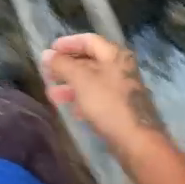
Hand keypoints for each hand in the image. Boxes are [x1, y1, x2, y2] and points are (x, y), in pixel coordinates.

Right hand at [41, 32, 168, 156]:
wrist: (138, 143)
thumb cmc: (108, 104)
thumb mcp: (81, 80)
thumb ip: (62, 64)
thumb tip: (46, 54)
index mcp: (114, 55)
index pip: (88, 40)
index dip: (68, 43)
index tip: (50, 50)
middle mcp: (121, 68)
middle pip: (89, 61)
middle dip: (66, 67)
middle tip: (48, 74)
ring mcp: (123, 90)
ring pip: (92, 82)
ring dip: (71, 86)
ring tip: (52, 94)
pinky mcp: (122, 110)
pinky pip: (98, 98)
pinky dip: (83, 100)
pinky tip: (71, 110)